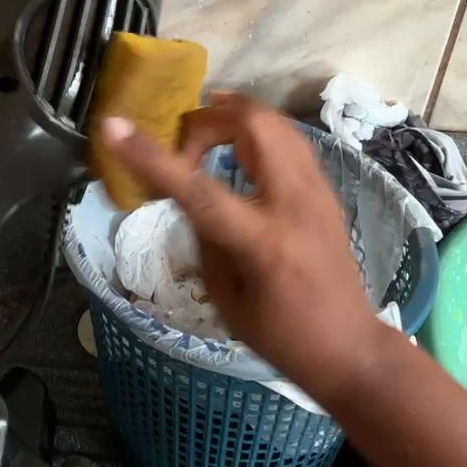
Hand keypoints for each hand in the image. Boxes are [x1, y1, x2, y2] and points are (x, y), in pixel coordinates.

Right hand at [102, 94, 389, 389]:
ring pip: (275, 121)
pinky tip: (238, 140)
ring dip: (233, 116)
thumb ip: (204, 233)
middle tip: (184, 142)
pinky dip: (256, 128)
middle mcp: (295, 204)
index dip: (151, 156)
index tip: (114, 127)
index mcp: (264, 243)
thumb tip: (190, 193)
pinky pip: (288, 137)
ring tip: (205, 128)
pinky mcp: (326, 189)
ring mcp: (317, 191)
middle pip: (252, 125)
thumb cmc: (281, 335)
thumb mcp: (224, 294)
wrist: (352, 349)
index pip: (198, 189)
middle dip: (206, 120)